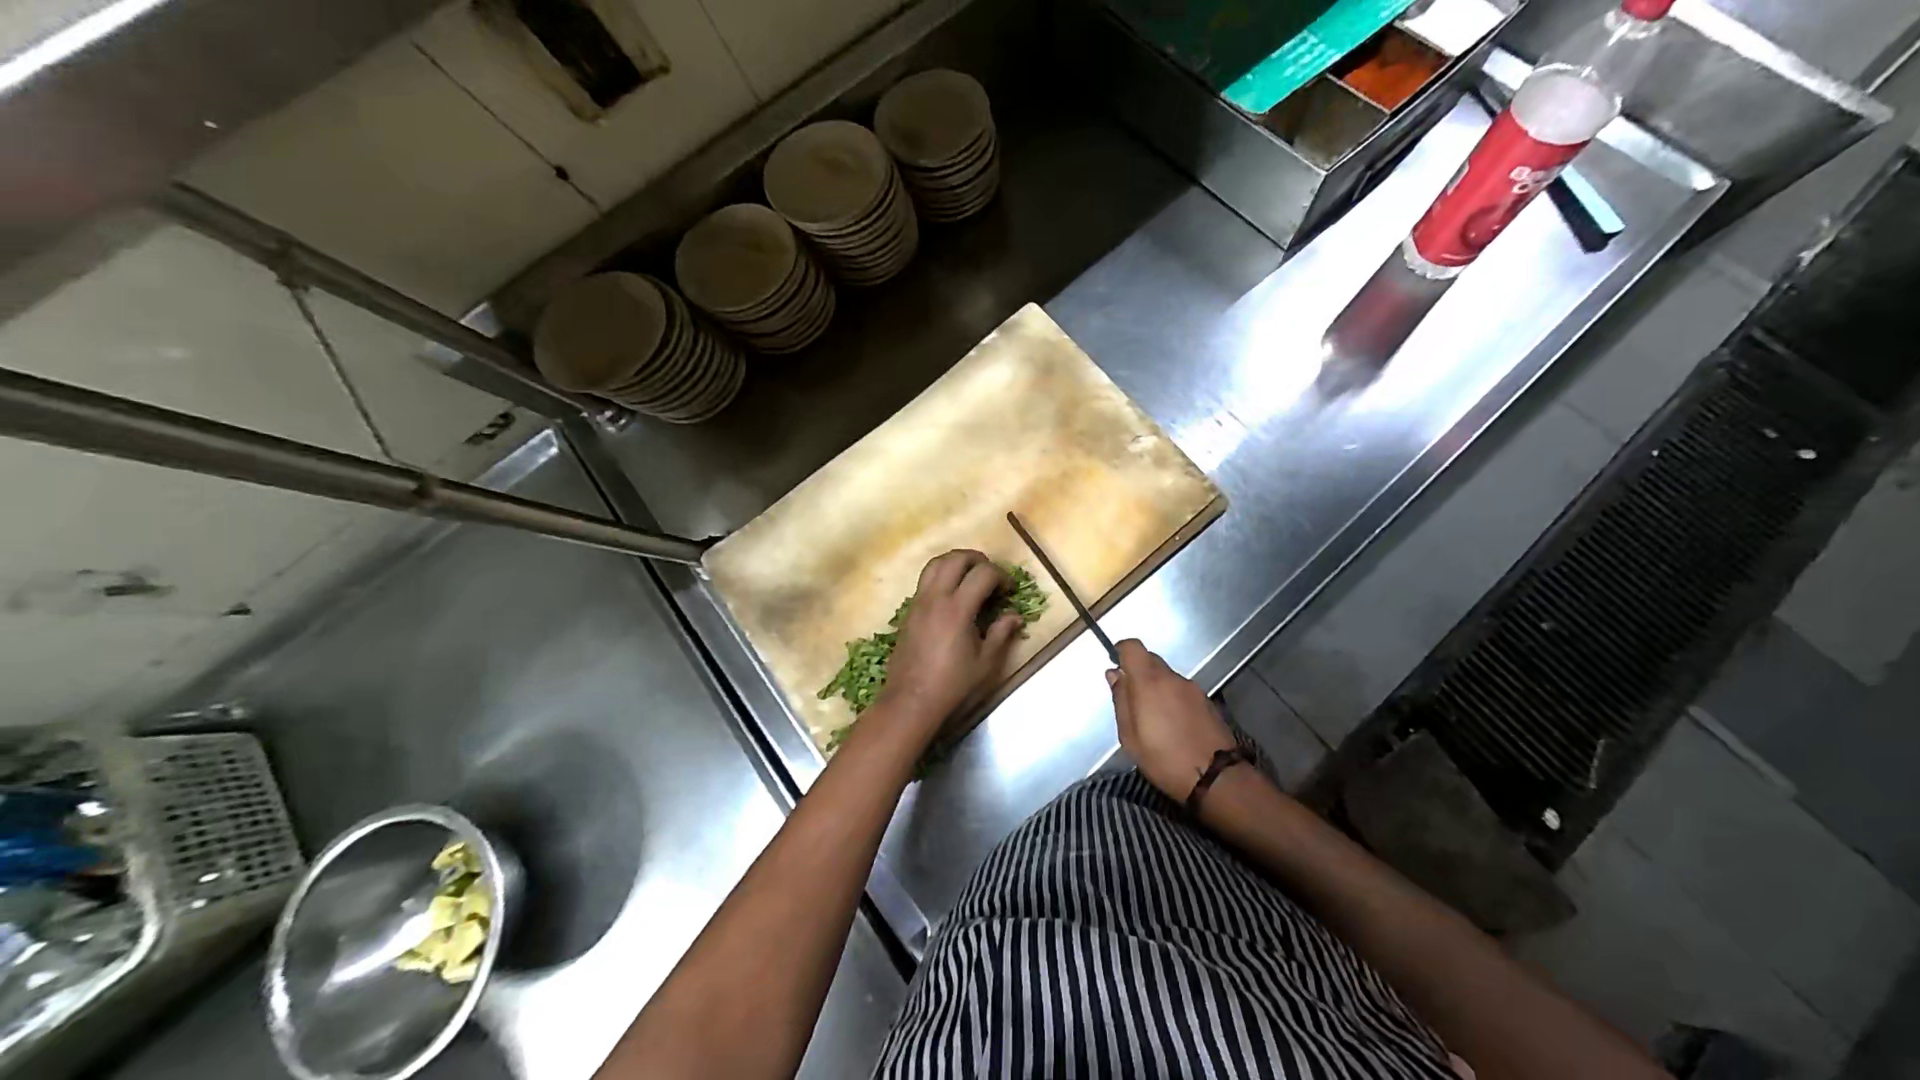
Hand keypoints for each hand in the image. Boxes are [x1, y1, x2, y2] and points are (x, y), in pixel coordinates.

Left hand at [875, 550, 1025, 737]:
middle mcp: (935, 598)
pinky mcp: (908, 612)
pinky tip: (952, 596)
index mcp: (957, 609)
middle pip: (955, 558)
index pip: (983, 573)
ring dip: (956, 562)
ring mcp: (918, 603)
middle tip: (991, 574)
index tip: (1009, 589)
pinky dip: (941, 576)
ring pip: (935, 564)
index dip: (1001, 575)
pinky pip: (924, 581)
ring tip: (970, 576)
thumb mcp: (985, 663)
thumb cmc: (952, 685)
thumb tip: (1014, 616)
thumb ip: (1001, 634)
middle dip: (977, 559)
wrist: (911, 701)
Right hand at [1108, 639, 1239, 801]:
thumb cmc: (1164, 759)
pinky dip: (1173, 698)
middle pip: (1151, 660)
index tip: (1116, 666)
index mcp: (1149, 682)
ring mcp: (1193, 689)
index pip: (1133, 647)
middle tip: (1132, 699)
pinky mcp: (1208, 702)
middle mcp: (1172, 678)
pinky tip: (1173, 723)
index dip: (1122, 651)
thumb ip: (1121, 700)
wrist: (1216, 778)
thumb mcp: (1130, 736)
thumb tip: (1115, 675)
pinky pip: (1182, 690)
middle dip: (1138, 672)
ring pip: (1168, 676)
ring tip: (1154, 717)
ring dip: (1157, 687)